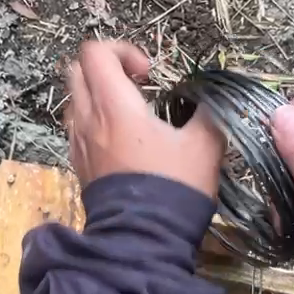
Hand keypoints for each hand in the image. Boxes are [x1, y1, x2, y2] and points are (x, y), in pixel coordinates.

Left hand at [63, 41, 223, 197]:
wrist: (142, 242)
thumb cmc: (172, 187)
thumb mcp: (204, 146)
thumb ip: (210, 113)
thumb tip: (217, 97)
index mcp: (114, 105)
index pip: (95, 53)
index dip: (122, 50)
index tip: (149, 73)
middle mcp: (88, 119)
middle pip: (78, 70)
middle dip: (107, 68)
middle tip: (139, 86)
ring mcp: (79, 143)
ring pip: (76, 99)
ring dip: (99, 95)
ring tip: (132, 113)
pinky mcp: (79, 165)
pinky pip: (78, 127)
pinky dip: (96, 121)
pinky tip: (125, 141)